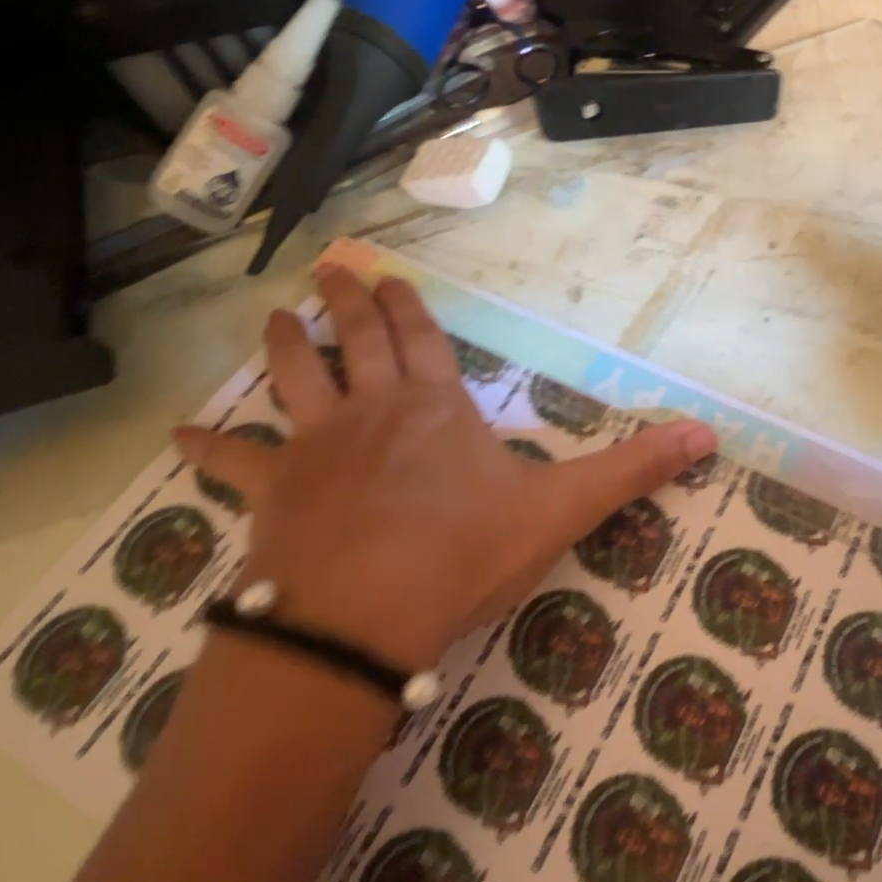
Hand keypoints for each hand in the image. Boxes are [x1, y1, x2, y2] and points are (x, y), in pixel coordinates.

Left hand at [174, 264, 715, 670]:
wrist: (365, 613)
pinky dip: (205, 450)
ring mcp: (316, 446)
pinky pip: (232, 463)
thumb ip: (630, 471)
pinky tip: (173, 437)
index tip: (384, 274)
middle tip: (329, 268)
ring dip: (286, 344)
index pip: (423, 341)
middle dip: (348, 303)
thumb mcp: (561, 510)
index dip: (407, 308)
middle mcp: (373, 411)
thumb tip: (708, 434)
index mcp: (437, 409)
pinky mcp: (272, 492)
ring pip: (294, 377)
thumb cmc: (465, 553)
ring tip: (277, 315)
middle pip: (358, 342)